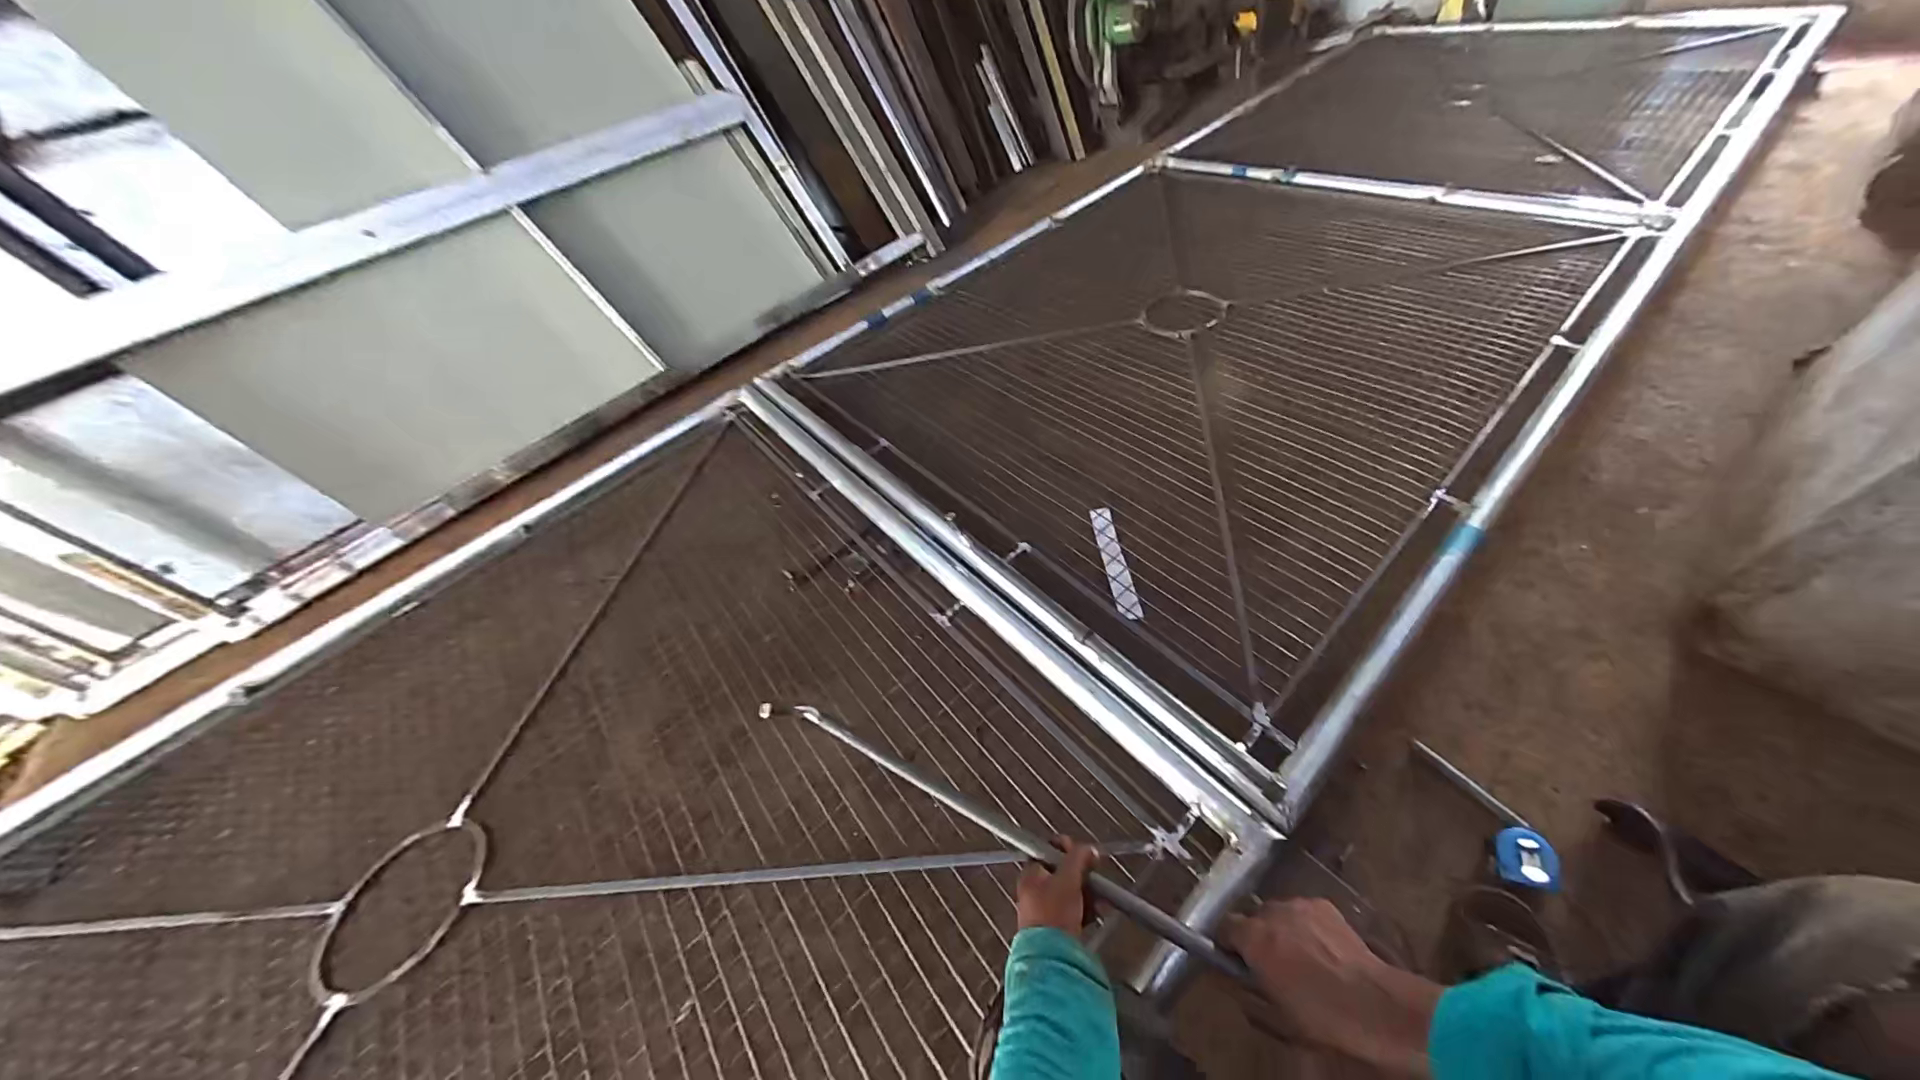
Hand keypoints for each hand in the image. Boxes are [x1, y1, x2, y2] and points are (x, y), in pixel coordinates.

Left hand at [1016, 837, 1099, 935]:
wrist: (1052, 957)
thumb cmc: (1054, 912)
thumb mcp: (1067, 879)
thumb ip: (1078, 859)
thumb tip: (1089, 848)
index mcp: (1031, 874)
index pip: (1048, 851)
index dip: (1065, 848)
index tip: (1081, 852)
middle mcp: (1036, 889)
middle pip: (1063, 872)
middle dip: (1084, 874)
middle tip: (1095, 876)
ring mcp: (1046, 909)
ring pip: (1072, 892)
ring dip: (1090, 892)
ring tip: (1103, 899)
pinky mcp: (1058, 928)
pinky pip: (1075, 910)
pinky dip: (1088, 909)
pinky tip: (1100, 912)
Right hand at [1224, 898, 1441, 1077]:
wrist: (1377, 1005)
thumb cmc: (1323, 1017)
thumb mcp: (1277, 1018)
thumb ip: (1247, 993)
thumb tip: (1235, 981)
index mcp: (1253, 938)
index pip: (1224, 927)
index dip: (1229, 944)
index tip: (1238, 960)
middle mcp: (1270, 912)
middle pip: (1253, 917)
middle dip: (1258, 936)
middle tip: (1273, 963)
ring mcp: (1298, 905)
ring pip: (1279, 913)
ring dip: (1282, 929)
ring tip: (1302, 955)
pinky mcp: (1324, 905)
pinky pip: (1304, 912)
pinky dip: (1306, 925)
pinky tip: (1323, 948)